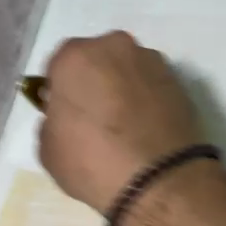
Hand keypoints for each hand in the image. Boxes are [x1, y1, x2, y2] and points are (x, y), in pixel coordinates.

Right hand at [36, 31, 207, 213]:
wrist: (157, 179)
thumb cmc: (90, 161)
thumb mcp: (47, 149)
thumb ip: (52, 121)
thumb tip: (66, 116)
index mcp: (75, 57)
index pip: (58, 65)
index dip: (58, 90)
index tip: (62, 113)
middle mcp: (114, 47)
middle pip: (96, 60)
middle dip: (92, 82)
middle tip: (92, 118)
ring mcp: (150, 60)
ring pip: (125, 70)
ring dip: (120, 89)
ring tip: (122, 127)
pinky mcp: (178, 79)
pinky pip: (150, 86)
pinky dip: (145, 101)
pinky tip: (143, 130)